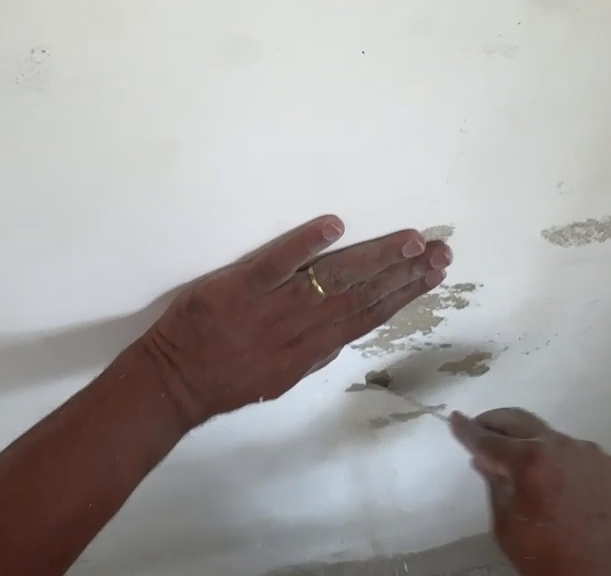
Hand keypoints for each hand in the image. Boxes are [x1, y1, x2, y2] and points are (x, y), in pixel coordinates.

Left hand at [137, 215, 450, 428]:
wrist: (169, 384)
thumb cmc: (223, 380)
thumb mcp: (278, 379)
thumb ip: (312, 354)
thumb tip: (347, 331)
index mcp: (310, 351)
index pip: (367, 317)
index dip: (404, 295)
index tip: (434, 275)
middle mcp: (299, 328)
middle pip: (361, 295)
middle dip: (405, 272)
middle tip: (442, 251)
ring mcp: (270, 306)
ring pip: (332, 279)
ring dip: (376, 258)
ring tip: (412, 241)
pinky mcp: (238, 287)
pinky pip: (276, 262)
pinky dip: (305, 244)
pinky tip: (335, 226)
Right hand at [449, 408, 610, 575]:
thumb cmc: (549, 561)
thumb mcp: (508, 528)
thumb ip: (494, 486)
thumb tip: (484, 460)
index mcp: (530, 461)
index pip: (489, 440)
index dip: (467, 430)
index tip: (454, 418)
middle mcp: (561, 445)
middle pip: (520, 421)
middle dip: (496, 423)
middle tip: (481, 430)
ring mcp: (590, 452)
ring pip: (551, 437)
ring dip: (532, 444)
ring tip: (522, 463)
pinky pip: (578, 454)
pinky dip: (561, 461)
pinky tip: (558, 481)